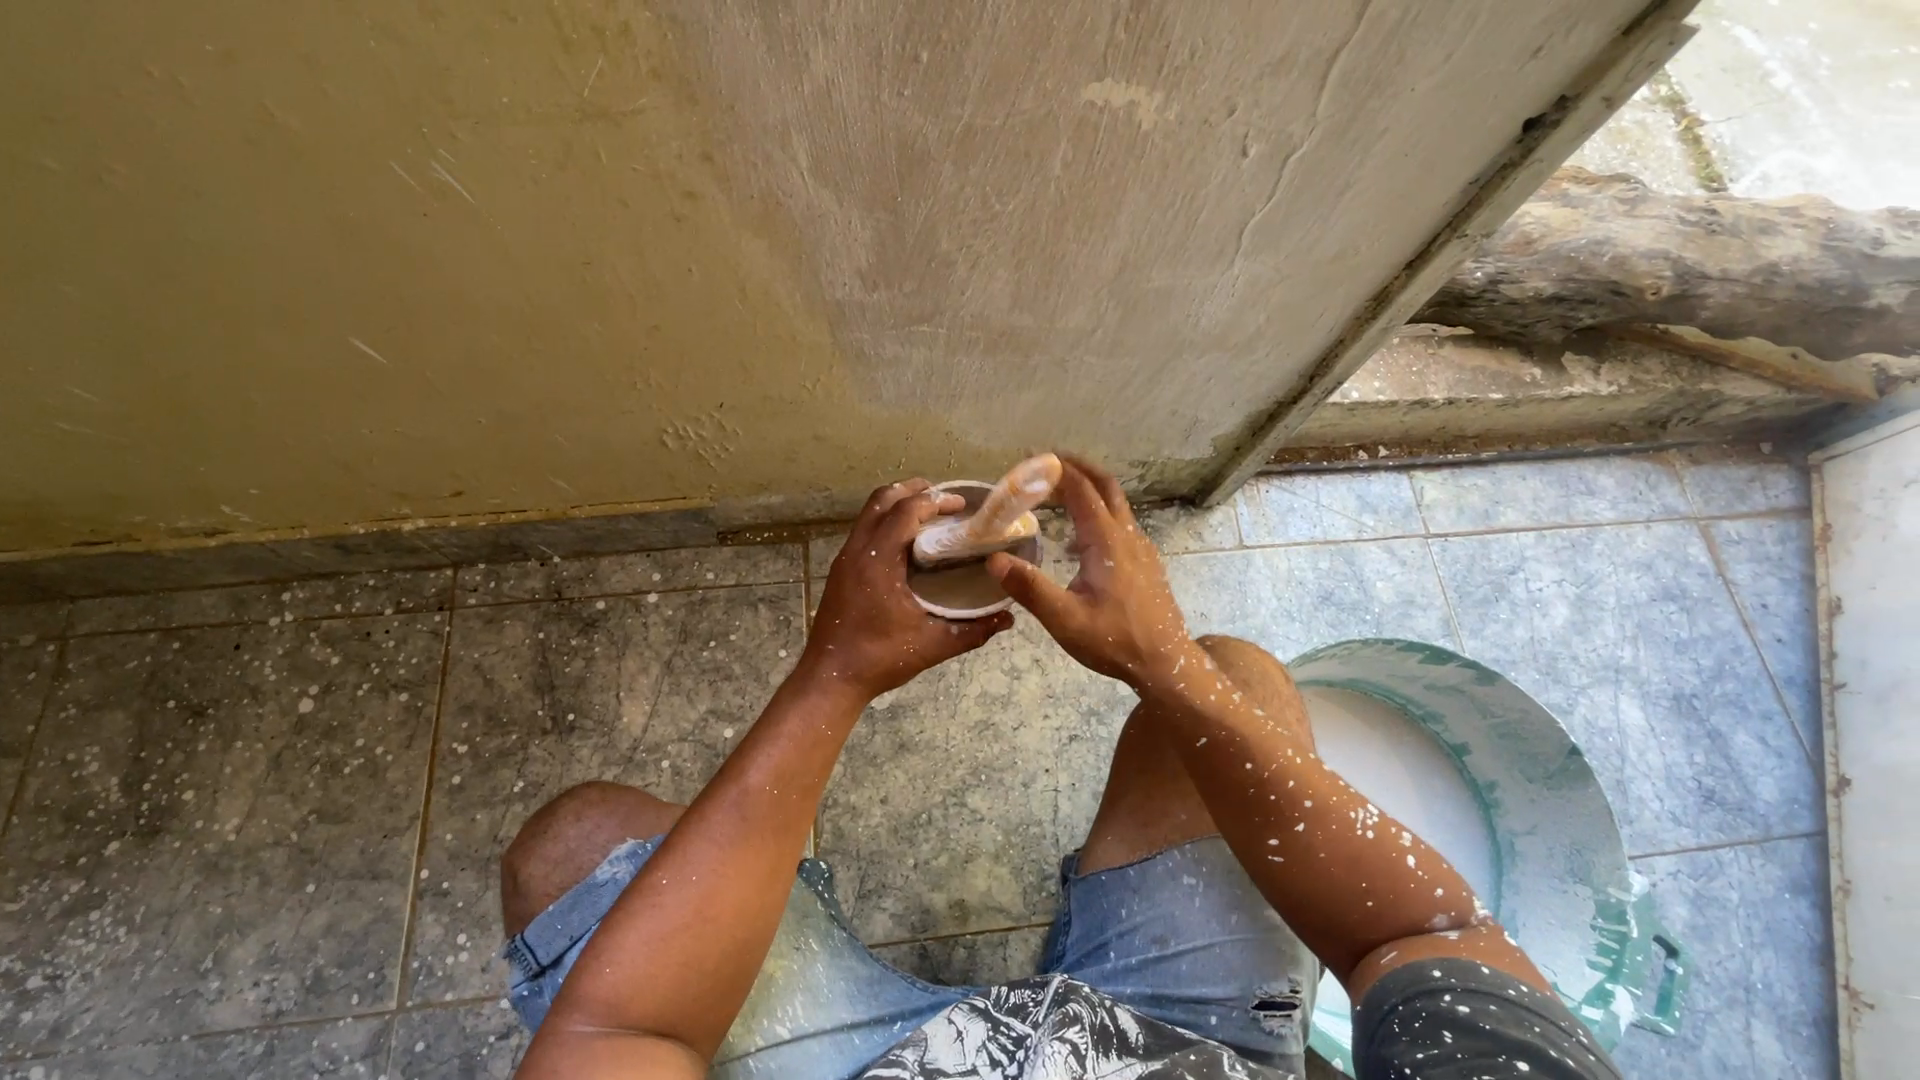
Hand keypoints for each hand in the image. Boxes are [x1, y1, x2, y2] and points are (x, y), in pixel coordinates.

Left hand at [801, 479, 1013, 699]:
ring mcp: (844, 560)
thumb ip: (973, 630)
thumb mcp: (932, 645)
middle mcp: (857, 551)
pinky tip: (906, 546)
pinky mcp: (839, 572)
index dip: (936, 500)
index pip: (907, 511)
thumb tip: (1007, 619)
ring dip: (897, 506)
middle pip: (882, 500)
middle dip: (914, 491)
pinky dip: (885, 524)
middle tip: (944, 498)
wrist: (830, 679)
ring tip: (928, 515)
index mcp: (879, 560)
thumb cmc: (879, 658)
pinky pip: (863, 532)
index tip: (961, 505)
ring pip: (869, 514)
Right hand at [986, 455, 1196, 688]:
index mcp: (1107, 542)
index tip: (1029, 461)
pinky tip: (1078, 542)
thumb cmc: (1115, 641)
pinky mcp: (1146, 564)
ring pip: (1116, 504)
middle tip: (1046, 464)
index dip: (1055, 471)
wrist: (1166, 664)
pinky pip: (1121, 525)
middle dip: (1076, 468)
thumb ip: (1029, 588)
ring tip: (1056, 496)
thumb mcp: (1065, 620)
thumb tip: (994, 560)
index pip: (1080, 489)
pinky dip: (1097, 514)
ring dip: (1088, 491)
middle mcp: (1127, 536)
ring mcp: (1141, 549)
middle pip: (1104, 485)